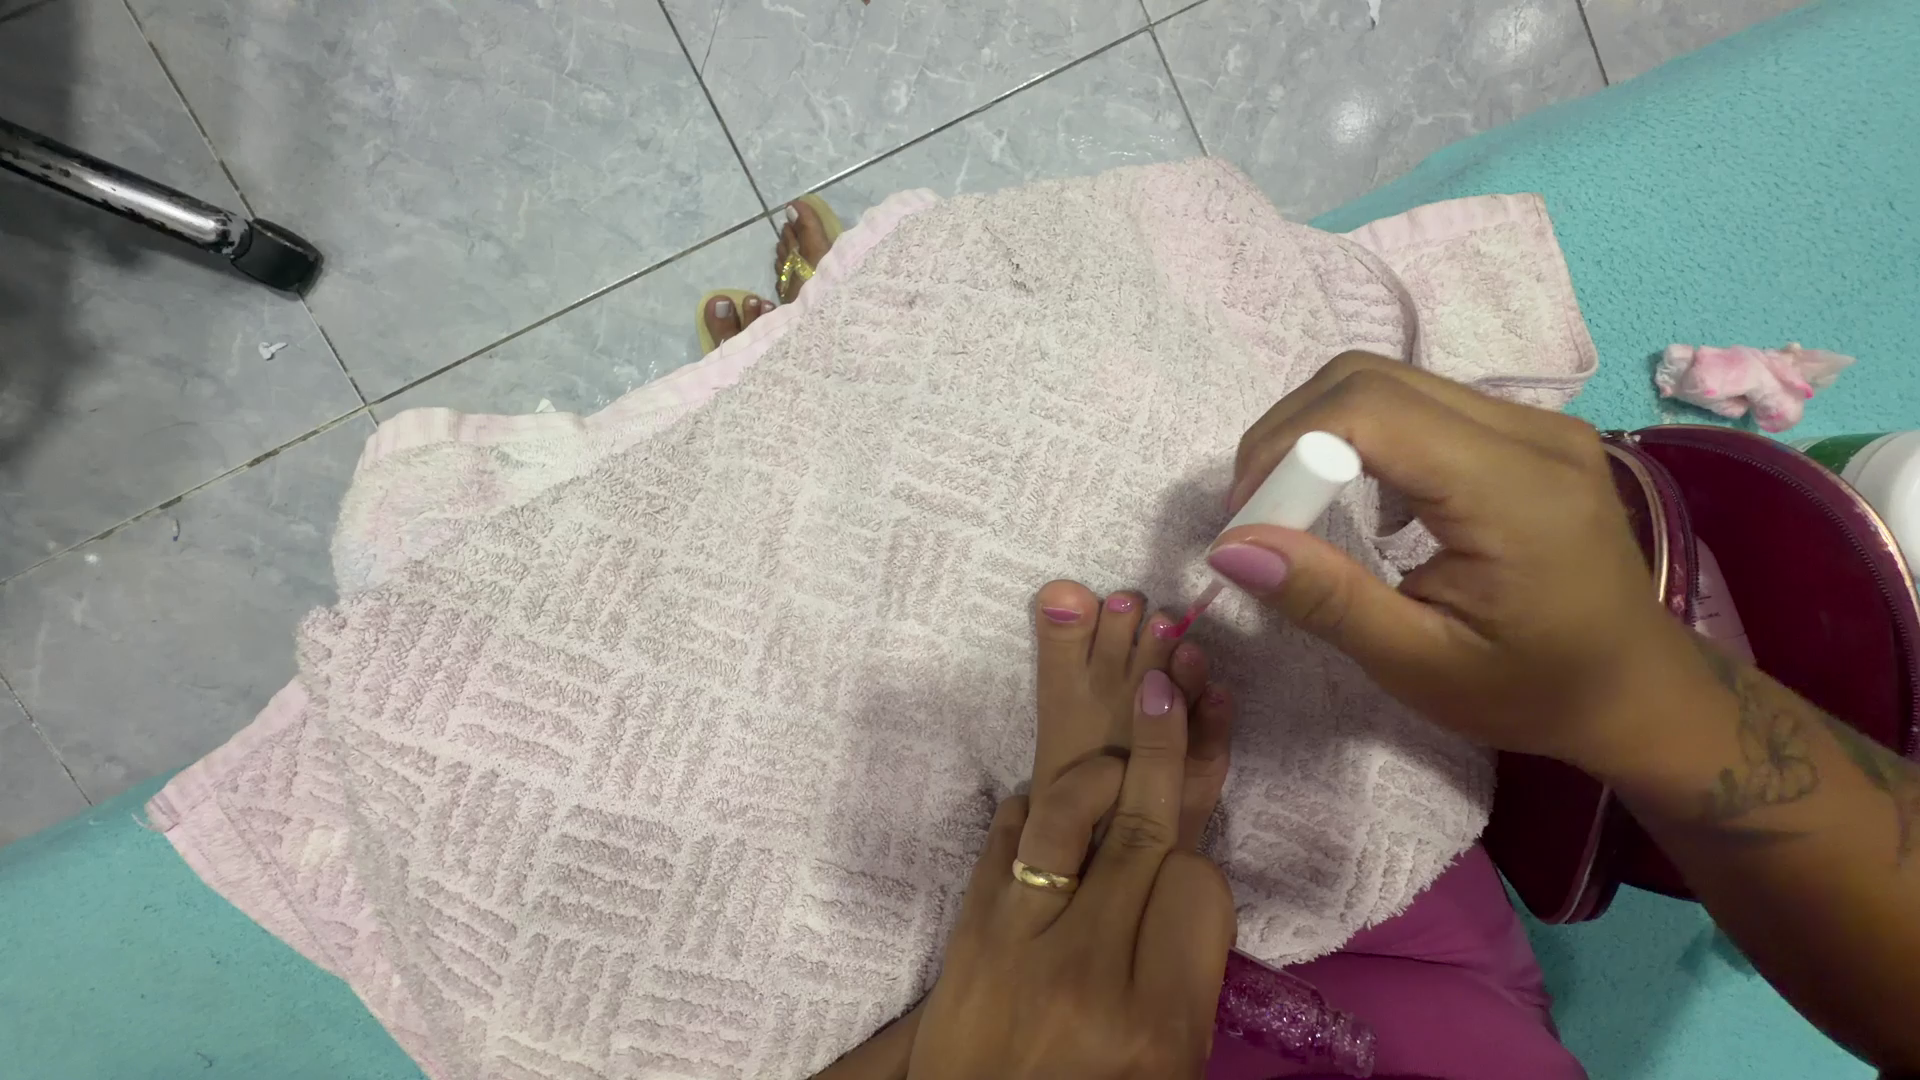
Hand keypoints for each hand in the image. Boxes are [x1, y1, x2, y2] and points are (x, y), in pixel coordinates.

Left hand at [905, 670, 1234, 1079]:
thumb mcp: (1170, 1055)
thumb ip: (1187, 963)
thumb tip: (1185, 866)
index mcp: (1158, 1022)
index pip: (1199, 885)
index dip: (1198, 870)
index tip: (1185, 884)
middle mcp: (1088, 971)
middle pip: (1144, 828)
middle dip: (1164, 749)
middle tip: (1166, 687)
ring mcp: (1018, 936)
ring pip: (1075, 807)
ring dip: (1102, 766)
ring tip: (1115, 751)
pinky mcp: (970, 920)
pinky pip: (1012, 825)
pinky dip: (1039, 806)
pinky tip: (1053, 814)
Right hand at [1211, 352, 1701, 771]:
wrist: (1632, 690)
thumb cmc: (1527, 689)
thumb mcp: (1415, 664)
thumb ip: (1324, 598)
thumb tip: (1228, 548)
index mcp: (1514, 492)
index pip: (1369, 411)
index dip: (1284, 448)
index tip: (1247, 518)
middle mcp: (1529, 432)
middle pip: (1366, 378)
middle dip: (1285, 435)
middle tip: (1258, 510)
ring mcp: (1529, 421)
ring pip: (1380, 380)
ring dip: (1312, 432)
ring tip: (1293, 503)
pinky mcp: (1517, 427)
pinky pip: (1407, 400)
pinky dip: (1349, 434)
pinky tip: (1349, 493)